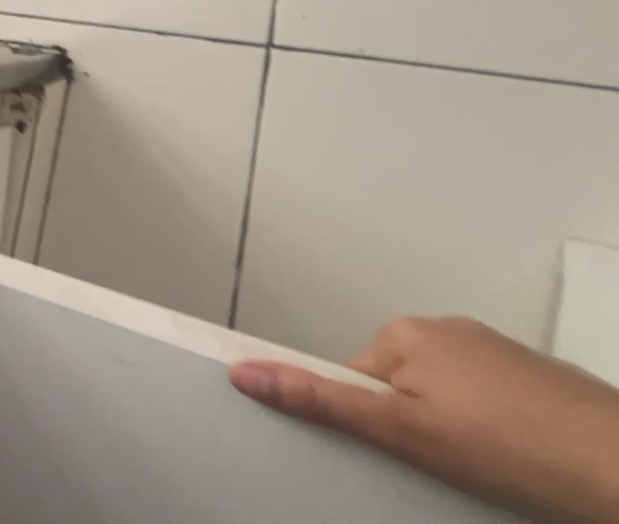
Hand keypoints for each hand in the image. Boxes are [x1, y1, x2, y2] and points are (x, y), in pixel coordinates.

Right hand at [230, 316, 618, 523]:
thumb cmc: (513, 449)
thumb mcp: (403, 432)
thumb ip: (320, 399)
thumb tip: (241, 371)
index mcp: (405, 331)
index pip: (356, 375)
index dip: (373, 417)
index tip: (406, 449)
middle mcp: (449, 327)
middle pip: (404, 382)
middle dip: (419, 422)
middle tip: (452, 462)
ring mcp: (505, 350)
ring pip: (454, 394)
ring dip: (463, 427)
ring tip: (498, 465)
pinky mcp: (551, 378)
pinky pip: (501, 401)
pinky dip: (505, 428)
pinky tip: (529, 460)